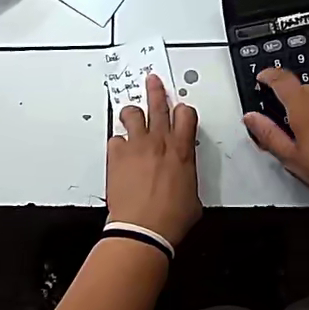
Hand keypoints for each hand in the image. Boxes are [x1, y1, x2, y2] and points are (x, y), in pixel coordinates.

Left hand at [106, 74, 201, 246]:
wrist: (143, 229)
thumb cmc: (170, 218)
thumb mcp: (193, 195)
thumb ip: (187, 176)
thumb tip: (184, 179)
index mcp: (182, 150)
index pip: (186, 115)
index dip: (183, 110)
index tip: (180, 109)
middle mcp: (159, 142)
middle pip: (158, 104)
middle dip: (156, 90)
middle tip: (152, 80)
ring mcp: (136, 146)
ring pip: (132, 114)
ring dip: (132, 112)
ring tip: (130, 112)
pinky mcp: (116, 155)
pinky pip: (115, 139)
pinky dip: (117, 143)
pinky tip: (118, 150)